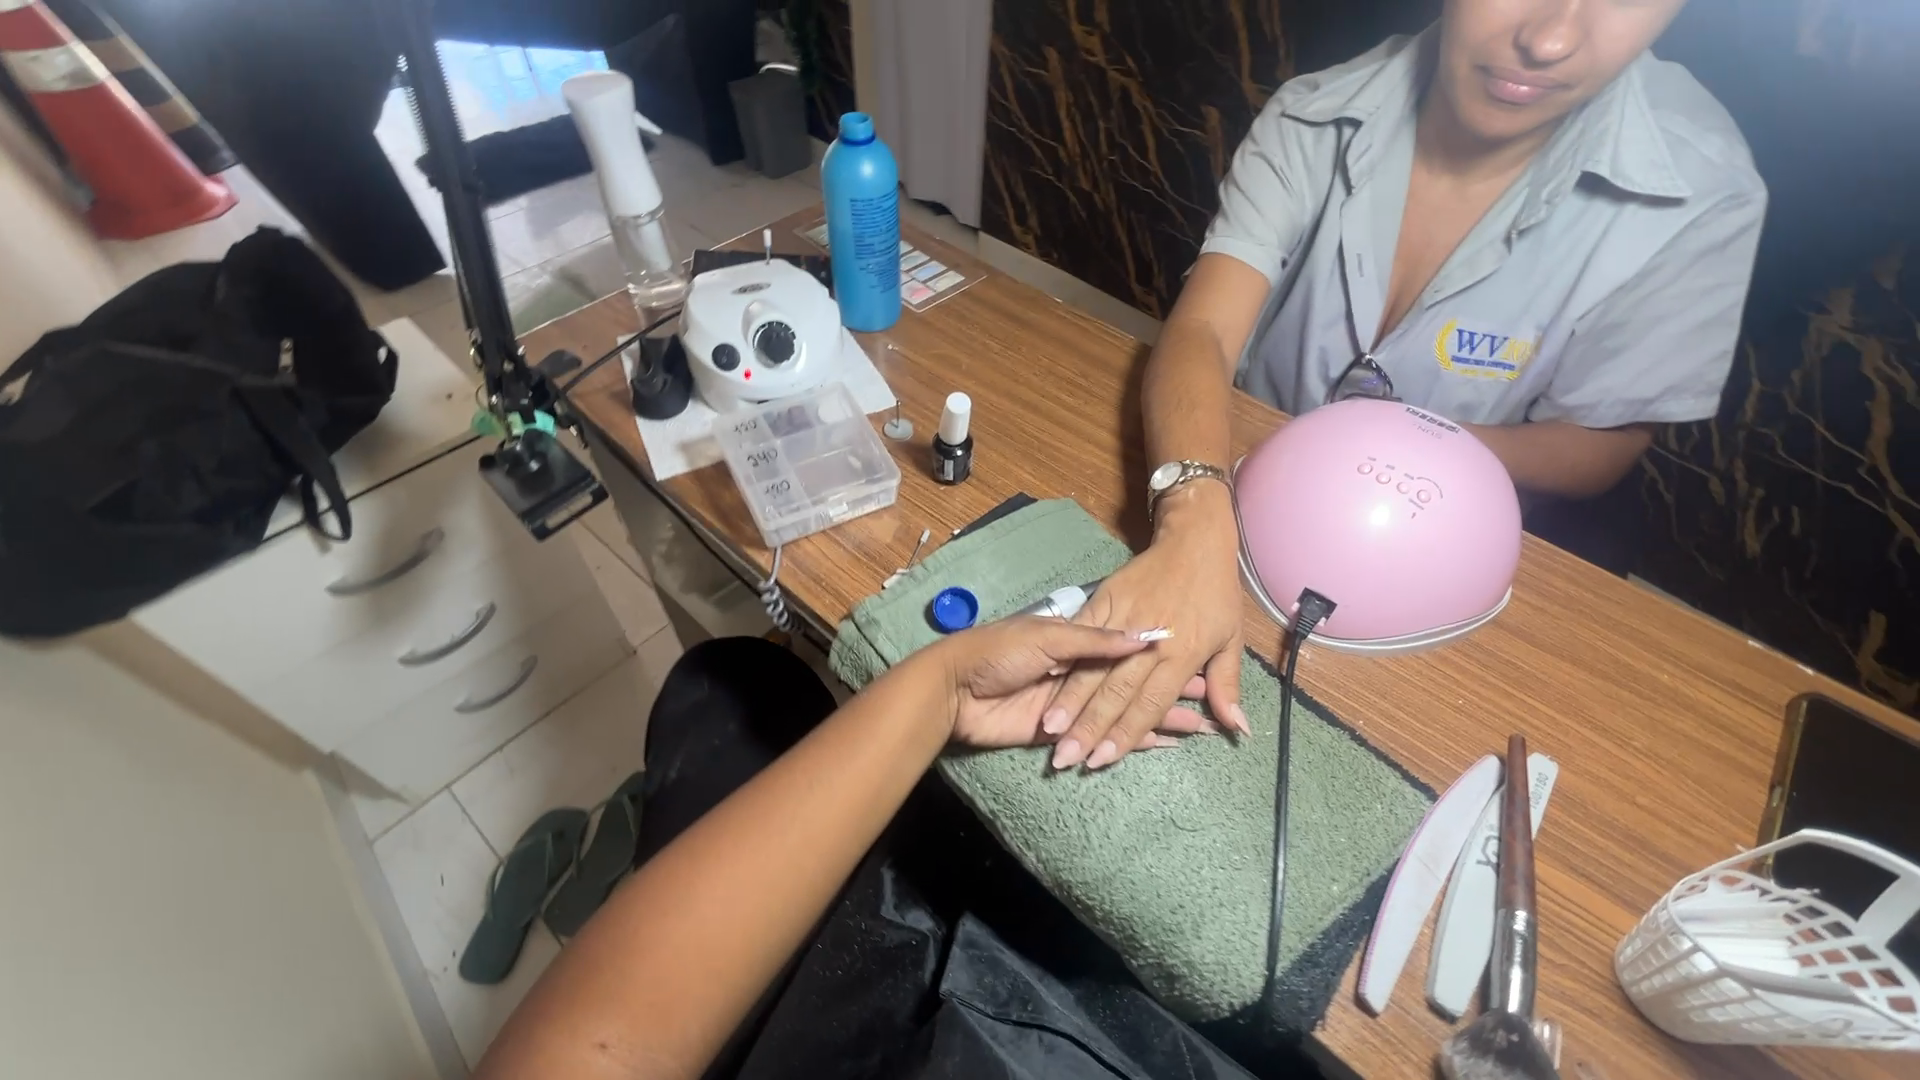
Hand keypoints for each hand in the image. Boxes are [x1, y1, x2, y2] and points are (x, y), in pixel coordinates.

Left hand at [920, 617, 1211, 751]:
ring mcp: (1073, 704)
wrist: (954, 686)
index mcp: (1078, 641)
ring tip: (1198, 729)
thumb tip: (1146, 638)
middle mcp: (1081, 673)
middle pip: (1133, 685)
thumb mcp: (1049, 636)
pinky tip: (1162, 744)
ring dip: (1159, 720)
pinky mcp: (1063, 732)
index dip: (1164, 657)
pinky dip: (1131, 740)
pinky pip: (1102, 735)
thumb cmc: (999, 650)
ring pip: (1124, 712)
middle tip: (1209, 706)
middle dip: (1170, 694)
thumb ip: (1096, 642)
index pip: (1131, 651)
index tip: (1201, 666)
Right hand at [1044, 482, 1248, 769]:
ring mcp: (1123, 619)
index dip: (1125, 734)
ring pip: (1092, 666)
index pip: (1149, 703)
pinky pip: (1081, 635)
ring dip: (1069, 699)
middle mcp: (1150, 642)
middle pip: (1115, 692)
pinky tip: (1045, 679)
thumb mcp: (1231, 639)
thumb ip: (1225, 685)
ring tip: (1049, 729)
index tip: (1101, 760)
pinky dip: (1064, 660)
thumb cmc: (1215, 594)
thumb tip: (1236, 729)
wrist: (1195, 541)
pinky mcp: (1103, 600)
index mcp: (1183, 654)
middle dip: (1089, 728)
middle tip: (1065, 758)